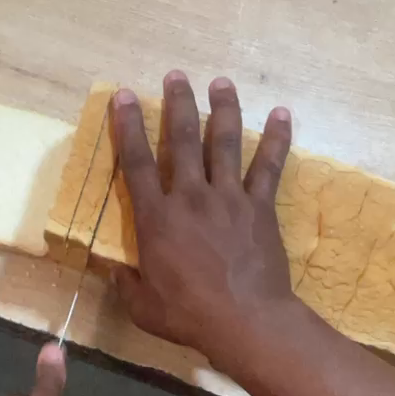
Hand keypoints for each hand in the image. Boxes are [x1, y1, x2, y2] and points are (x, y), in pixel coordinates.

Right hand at [112, 72, 303, 365]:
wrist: (244, 320)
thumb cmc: (187, 315)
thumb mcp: (141, 305)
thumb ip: (125, 283)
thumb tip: (112, 270)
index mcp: (156, 218)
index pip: (137, 163)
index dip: (129, 127)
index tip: (125, 96)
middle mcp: (190, 197)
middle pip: (182, 140)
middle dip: (177, 104)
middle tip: (175, 75)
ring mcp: (228, 198)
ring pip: (225, 143)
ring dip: (222, 109)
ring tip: (221, 82)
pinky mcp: (259, 207)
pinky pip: (269, 166)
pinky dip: (277, 139)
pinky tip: (281, 113)